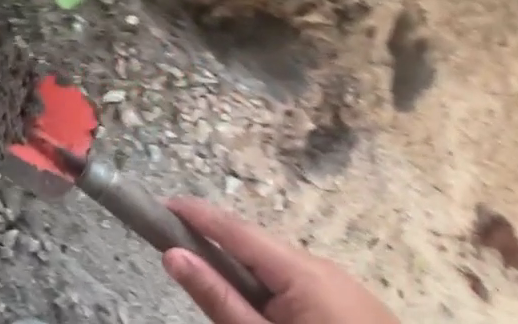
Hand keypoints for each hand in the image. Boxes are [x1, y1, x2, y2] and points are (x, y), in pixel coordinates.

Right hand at [163, 198, 399, 323]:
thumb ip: (218, 298)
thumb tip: (171, 254)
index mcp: (302, 271)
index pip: (234, 227)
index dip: (194, 213)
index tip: (157, 204)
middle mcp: (325, 268)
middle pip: (256, 248)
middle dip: (219, 252)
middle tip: (184, 266)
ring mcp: (348, 289)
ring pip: (279, 270)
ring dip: (248, 279)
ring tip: (231, 308)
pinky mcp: (360, 310)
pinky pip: (303, 289)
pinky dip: (276, 295)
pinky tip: (270, 320)